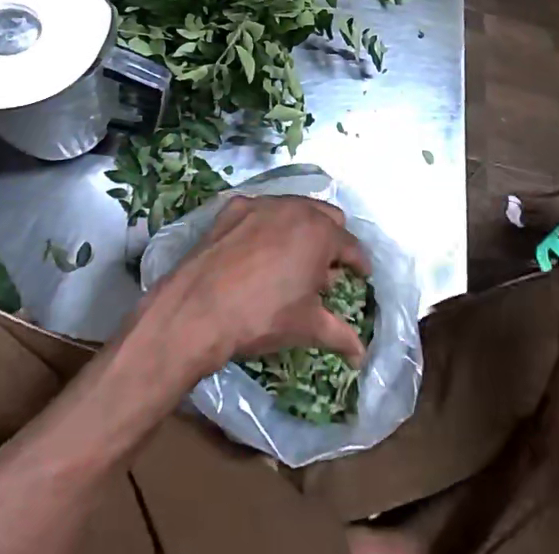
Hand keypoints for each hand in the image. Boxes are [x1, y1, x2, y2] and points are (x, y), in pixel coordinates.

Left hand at [138, 196, 371, 379]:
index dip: (359, 263)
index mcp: (321, 234)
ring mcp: (262, 205)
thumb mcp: (306, 328)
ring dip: (300, 229)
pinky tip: (257, 250)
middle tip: (325, 267)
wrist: (196, 309)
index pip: (351, 246)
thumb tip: (361, 355)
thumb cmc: (262, 317)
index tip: (361, 275)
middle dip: (332, 240)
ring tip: (292, 257)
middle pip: (326, 217)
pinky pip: (260, 211)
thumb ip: (340, 335)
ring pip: (293, 208)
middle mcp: (296, 209)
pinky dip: (266, 226)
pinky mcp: (233, 208)